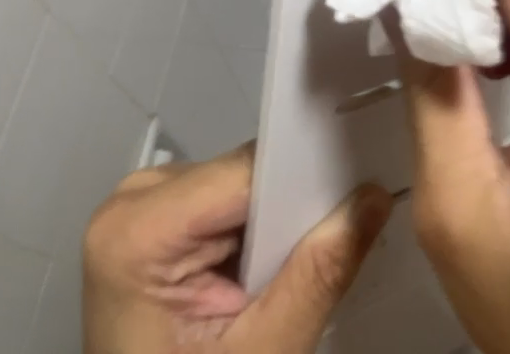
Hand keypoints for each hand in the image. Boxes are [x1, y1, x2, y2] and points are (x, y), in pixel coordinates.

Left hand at [81, 143, 394, 353]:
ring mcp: (143, 204)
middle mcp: (135, 197)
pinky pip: (227, 199)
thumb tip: (374, 196)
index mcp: (138, 228)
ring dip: (280, 218)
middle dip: (295, 204)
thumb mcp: (261, 352)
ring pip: (242, 182)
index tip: (365, 185)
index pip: (247, 173)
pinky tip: (273, 264)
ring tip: (305, 260)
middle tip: (347, 233)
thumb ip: (316, 276)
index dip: (307, 179)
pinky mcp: (155, 218)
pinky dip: (258, 229)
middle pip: (244, 173)